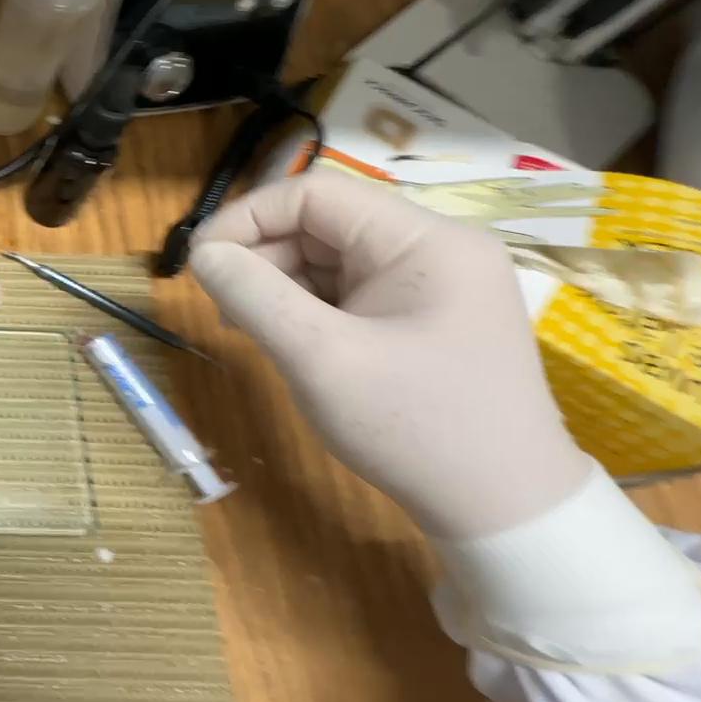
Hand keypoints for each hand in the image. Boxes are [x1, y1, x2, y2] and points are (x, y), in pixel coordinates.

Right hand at [188, 172, 590, 538]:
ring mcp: (427, 283)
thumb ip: (253, 295)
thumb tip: (202, 254)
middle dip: (259, 257)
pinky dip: (300, 306)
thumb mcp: (319, 358)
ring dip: (274, 284)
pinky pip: (342, 289)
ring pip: (324, 257)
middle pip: (318, 223)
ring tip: (247, 328)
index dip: (245, 219)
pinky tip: (280, 338)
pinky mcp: (417, 314)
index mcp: (424, 242)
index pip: (313, 195)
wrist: (500, 506)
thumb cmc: (412, 427)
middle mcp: (432, 248)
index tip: (199, 263)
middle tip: (222, 307)